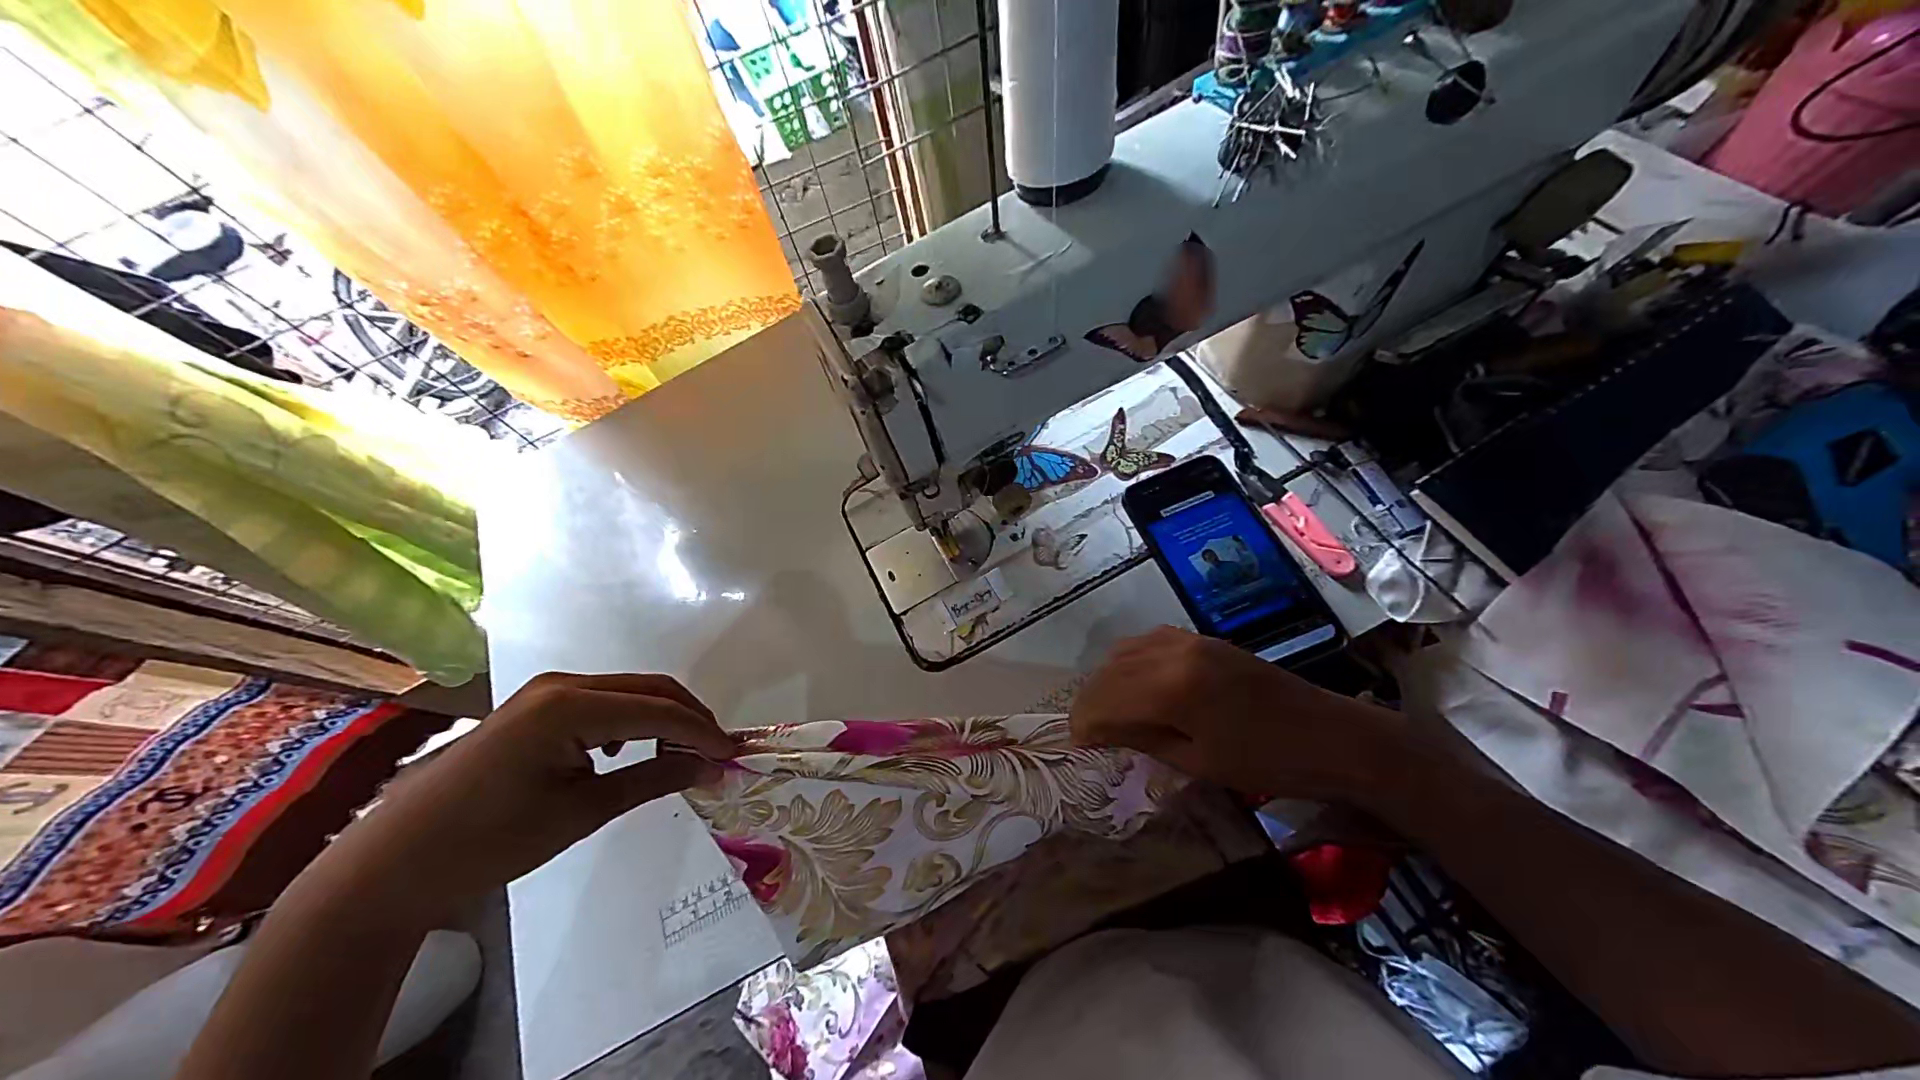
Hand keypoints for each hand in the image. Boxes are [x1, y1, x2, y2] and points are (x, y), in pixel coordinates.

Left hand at [301, 673, 735, 923]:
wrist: (393, 864)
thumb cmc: (490, 841)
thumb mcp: (583, 811)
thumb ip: (654, 779)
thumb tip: (712, 767)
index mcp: (570, 705)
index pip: (658, 710)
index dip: (703, 731)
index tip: (735, 756)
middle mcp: (561, 684)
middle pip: (649, 688)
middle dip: (690, 717)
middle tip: (719, 753)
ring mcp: (545, 691)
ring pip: (628, 692)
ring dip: (664, 717)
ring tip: (686, 754)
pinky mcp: (535, 707)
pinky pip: (602, 701)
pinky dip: (632, 719)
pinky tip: (633, 750)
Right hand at [1070, 627, 1401, 800]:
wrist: (1332, 736)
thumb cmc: (1267, 763)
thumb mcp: (1198, 762)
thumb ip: (1143, 738)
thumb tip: (1101, 730)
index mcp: (1171, 688)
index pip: (1105, 699)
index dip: (1085, 723)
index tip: (1078, 745)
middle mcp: (1173, 653)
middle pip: (1109, 672)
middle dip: (1091, 701)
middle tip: (1086, 731)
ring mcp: (1189, 640)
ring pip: (1124, 651)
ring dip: (1108, 679)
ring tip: (1108, 710)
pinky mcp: (1203, 639)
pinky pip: (1149, 642)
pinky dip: (1131, 662)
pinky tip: (1135, 684)